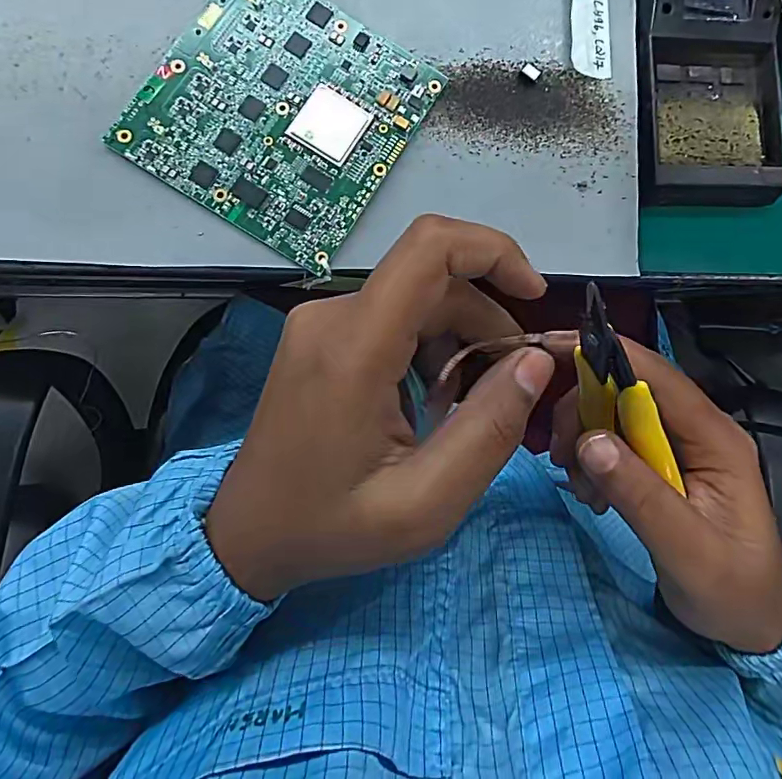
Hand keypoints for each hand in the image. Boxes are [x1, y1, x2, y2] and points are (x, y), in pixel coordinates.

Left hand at [206, 215, 555, 600]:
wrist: (246, 533)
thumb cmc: (329, 526)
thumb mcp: (424, 504)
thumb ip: (489, 431)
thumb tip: (535, 361)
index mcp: (354, 348)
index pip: (429, 247)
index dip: (493, 251)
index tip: (534, 294)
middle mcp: (332, 315)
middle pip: (434, 282)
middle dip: (487, 323)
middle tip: (508, 387)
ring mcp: (322, 320)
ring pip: (419, 298)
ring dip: (460, 339)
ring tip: (463, 405)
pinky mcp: (322, 332)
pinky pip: (395, 316)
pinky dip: (431, 346)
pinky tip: (431, 399)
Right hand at [551, 338, 781, 653]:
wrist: (753, 626)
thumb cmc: (732, 592)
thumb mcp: (687, 552)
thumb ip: (639, 495)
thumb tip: (589, 440)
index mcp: (715, 436)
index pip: (655, 374)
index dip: (604, 353)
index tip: (550, 348)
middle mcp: (696, 427)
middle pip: (627, 385)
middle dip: (583, 408)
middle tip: (559, 452)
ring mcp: (678, 442)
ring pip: (614, 410)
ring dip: (583, 436)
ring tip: (579, 484)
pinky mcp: (660, 460)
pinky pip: (614, 437)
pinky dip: (590, 455)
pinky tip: (589, 488)